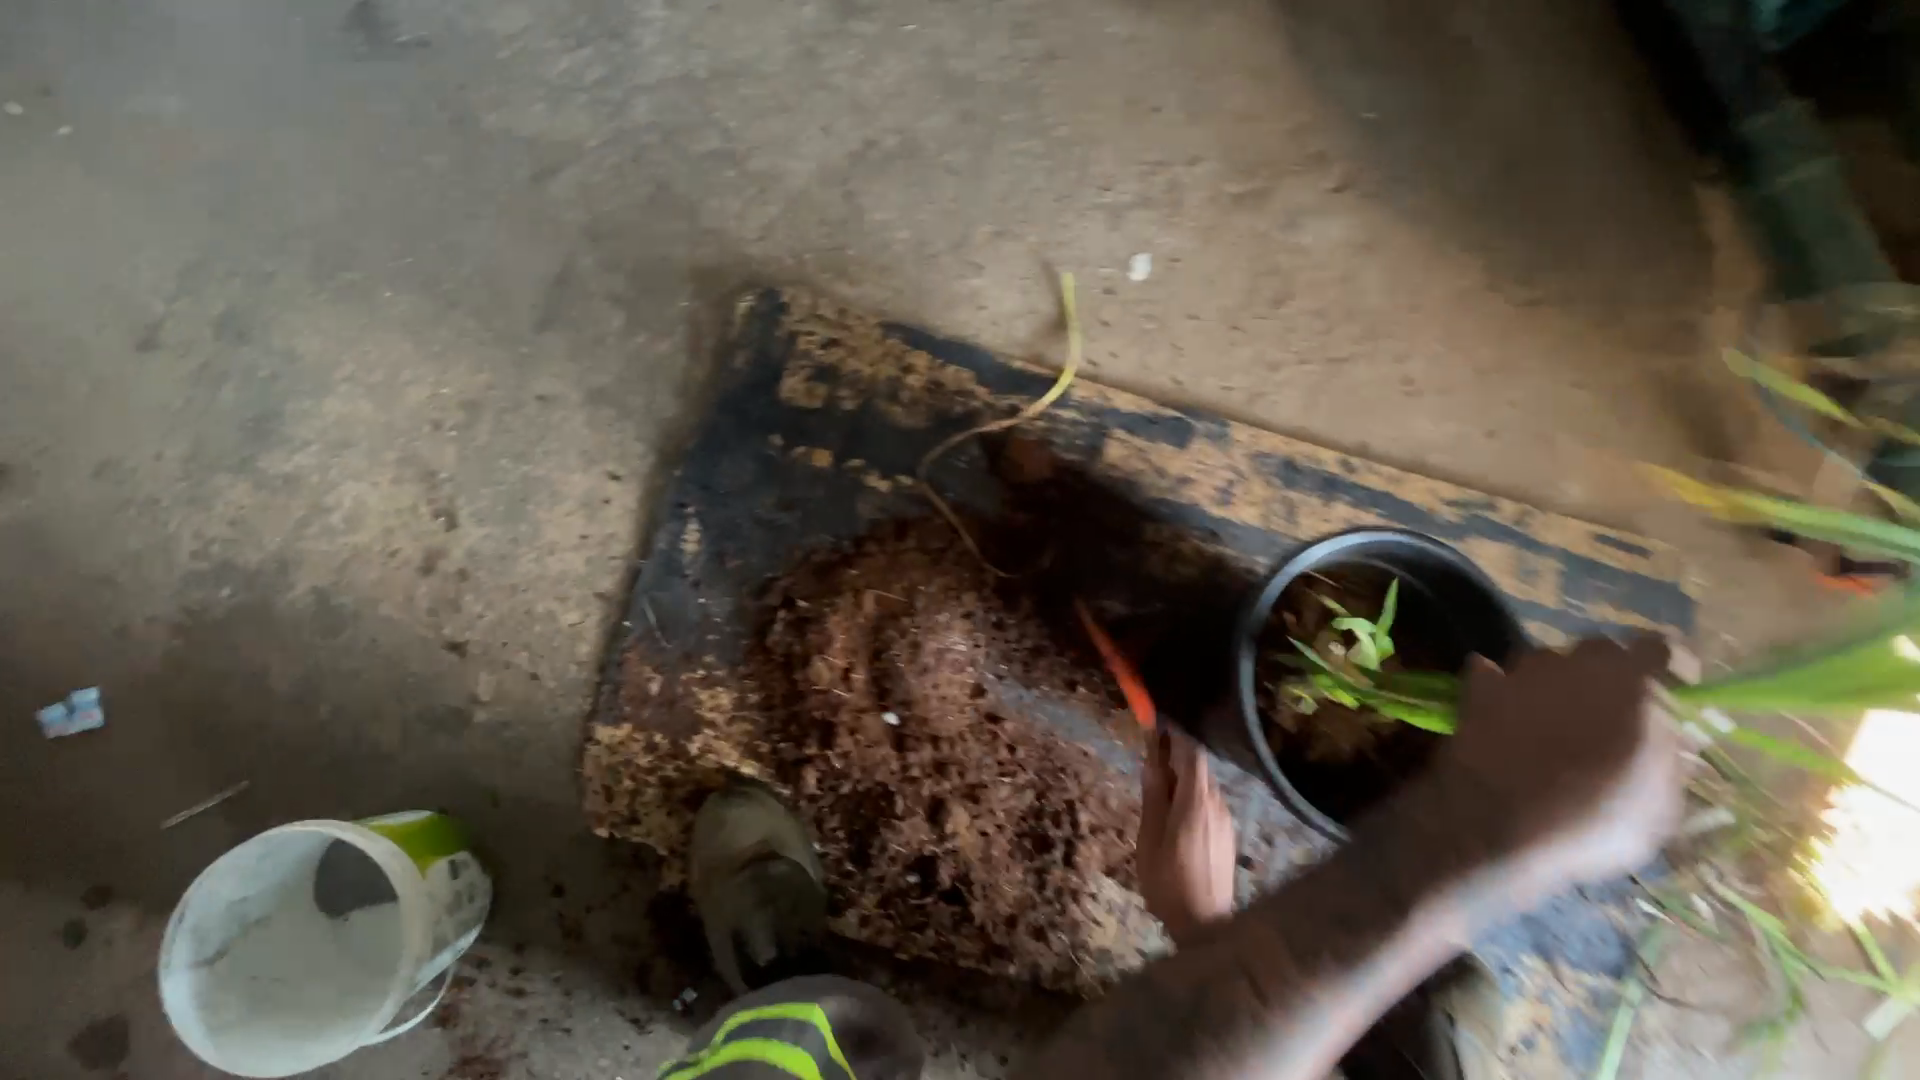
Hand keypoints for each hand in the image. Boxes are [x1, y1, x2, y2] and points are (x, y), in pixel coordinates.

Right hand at [1138, 729, 1235, 944]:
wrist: (1206, 927)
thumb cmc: (1168, 882)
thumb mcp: (1149, 838)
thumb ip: (1153, 796)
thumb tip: (1151, 761)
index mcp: (1195, 802)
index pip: (1192, 752)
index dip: (1176, 734)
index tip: (1156, 723)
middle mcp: (1217, 805)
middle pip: (1199, 767)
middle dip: (1176, 755)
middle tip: (1149, 756)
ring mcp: (1226, 821)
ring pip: (1204, 785)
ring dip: (1183, 777)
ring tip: (1158, 787)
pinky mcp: (1228, 836)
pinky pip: (1209, 803)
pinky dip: (1191, 796)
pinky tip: (1174, 814)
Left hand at [1435, 636, 1682, 902]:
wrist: (1498, 824)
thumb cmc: (1592, 821)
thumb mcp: (1659, 805)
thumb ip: (1669, 761)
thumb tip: (1673, 740)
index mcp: (1631, 686)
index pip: (1660, 649)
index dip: (1667, 666)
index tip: (1670, 688)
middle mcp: (1574, 667)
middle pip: (1599, 650)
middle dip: (1609, 672)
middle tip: (1613, 707)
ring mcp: (1520, 674)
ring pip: (1546, 660)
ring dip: (1557, 680)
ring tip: (1558, 715)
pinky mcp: (1477, 689)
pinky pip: (1490, 673)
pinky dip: (1498, 684)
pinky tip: (1504, 706)